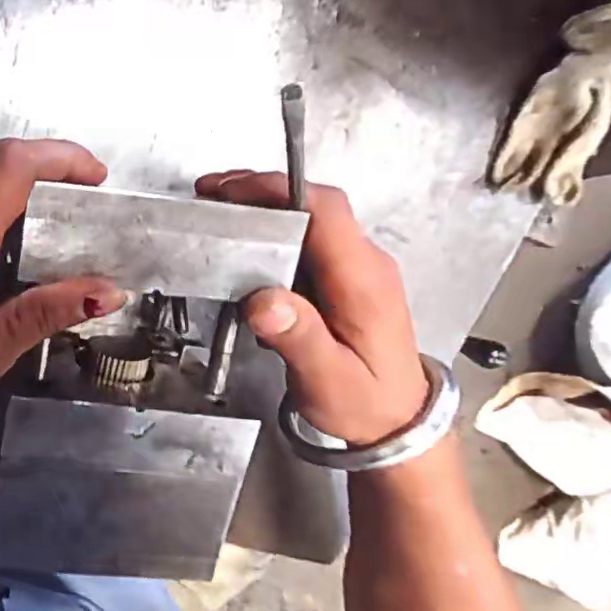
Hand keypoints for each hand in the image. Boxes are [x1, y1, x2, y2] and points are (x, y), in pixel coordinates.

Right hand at [195, 170, 426, 444]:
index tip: (231, 189)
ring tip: (218, 212)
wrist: (399, 421)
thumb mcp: (328, 380)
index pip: (325, 211)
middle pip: (315, 206)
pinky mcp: (346, 279)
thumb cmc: (366, 403)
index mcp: (362, 281)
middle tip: (211, 193)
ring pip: (310, 220)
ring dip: (264, 208)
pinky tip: (245, 244)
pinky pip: (309, 241)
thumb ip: (298, 338)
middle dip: (260, 191)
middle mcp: (365, 265)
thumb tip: (262, 300)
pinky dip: (273, 232)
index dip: (277, 190)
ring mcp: (358, 269)